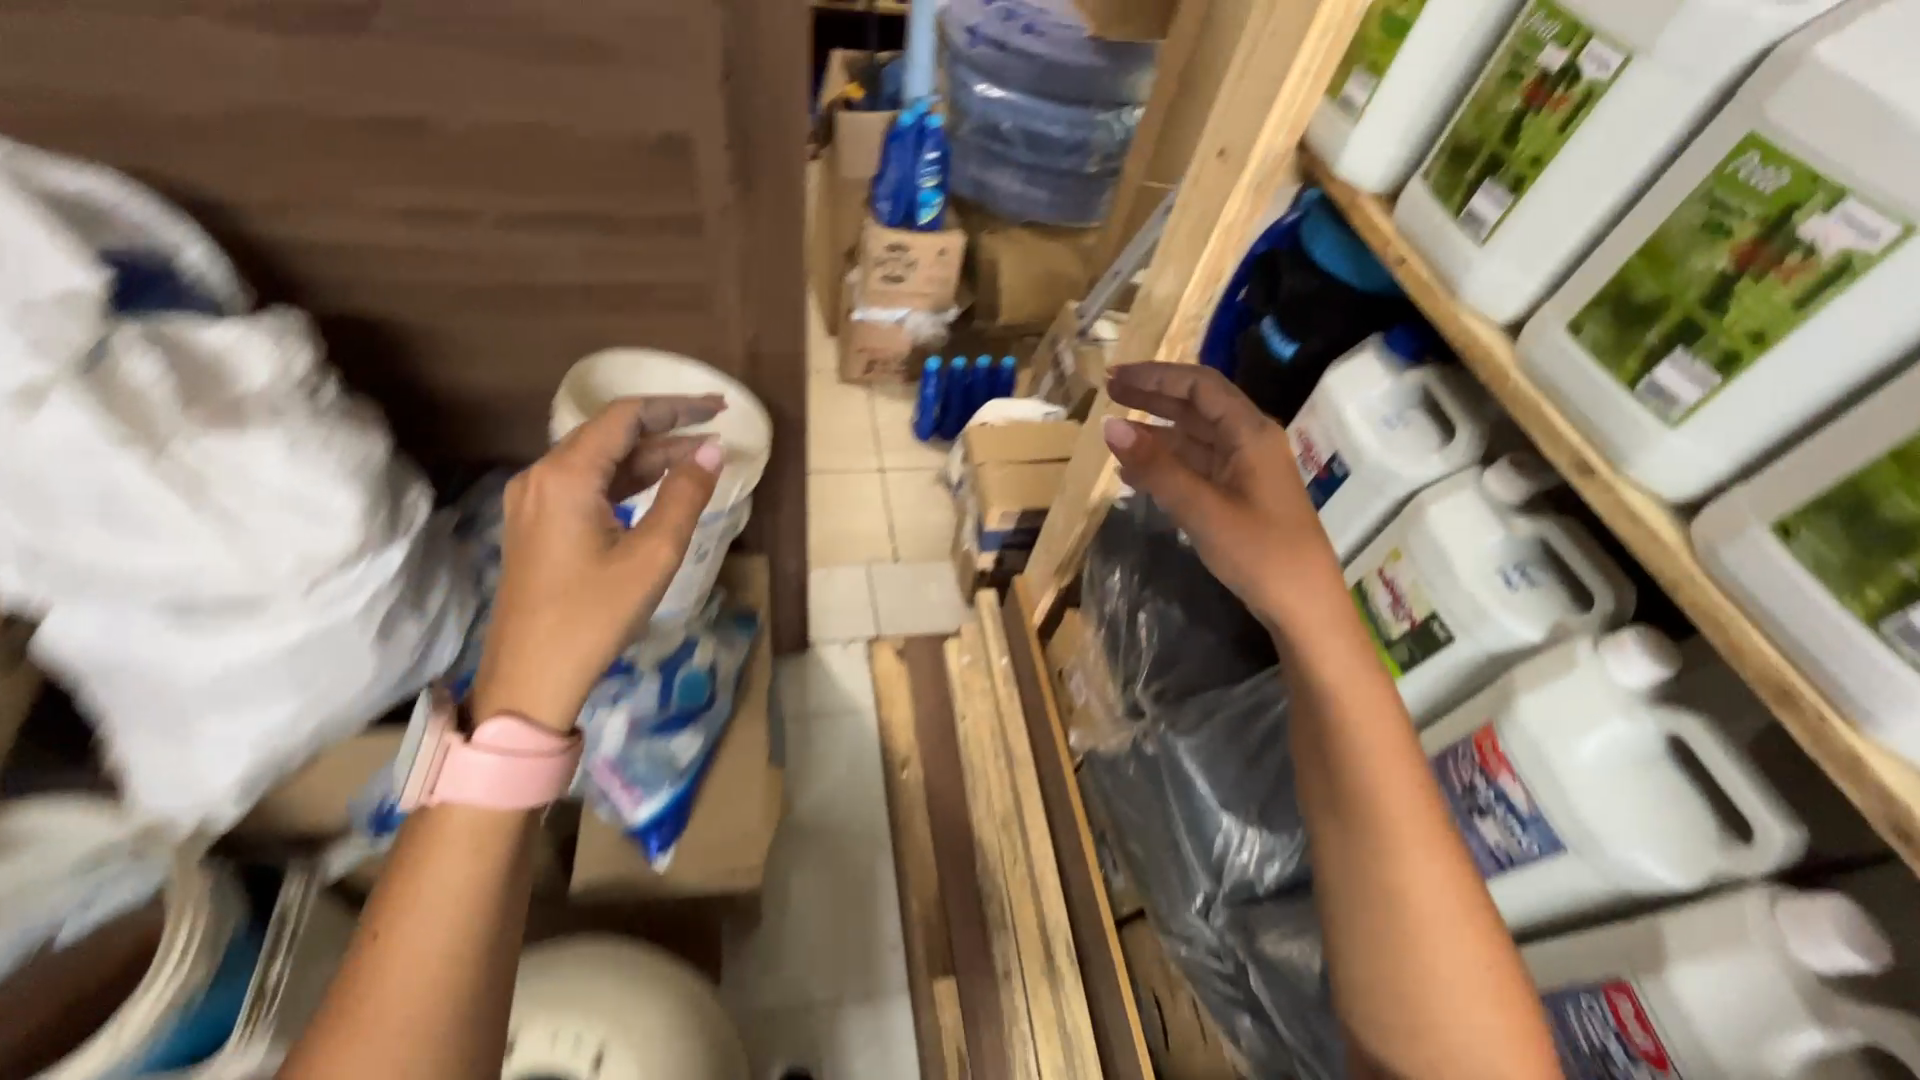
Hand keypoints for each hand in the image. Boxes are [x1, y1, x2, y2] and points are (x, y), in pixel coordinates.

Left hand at [468, 396, 725, 732]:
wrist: (530, 676)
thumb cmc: (594, 616)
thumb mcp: (653, 556)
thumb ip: (685, 496)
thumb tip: (712, 450)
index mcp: (566, 476)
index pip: (625, 417)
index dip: (676, 407)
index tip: (719, 408)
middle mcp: (541, 476)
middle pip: (610, 434)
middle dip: (665, 429)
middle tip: (715, 430)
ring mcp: (533, 500)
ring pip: (599, 461)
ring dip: (648, 457)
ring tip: (699, 458)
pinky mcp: (536, 524)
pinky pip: (586, 486)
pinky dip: (626, 481)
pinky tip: (658, 487)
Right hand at [1102, 363, 1336, 625]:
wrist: (1304, 605)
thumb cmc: (1259, 552)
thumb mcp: (1201, 508)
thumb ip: (1155, 466)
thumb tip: (1109, 426)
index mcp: (1250, 433)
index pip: (1200, 386)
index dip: (1156, 377)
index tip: (1115, 378)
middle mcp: (1249, 442)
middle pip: (1197, 406)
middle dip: (1153, 397)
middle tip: (1108, 393)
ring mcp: (1245, 470)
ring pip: (1194, 438)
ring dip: (1155, 432)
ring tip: (1114, 433)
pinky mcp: (1239, 496)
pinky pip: (1196, 467)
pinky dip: (1165, 464)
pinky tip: (1134, 474)